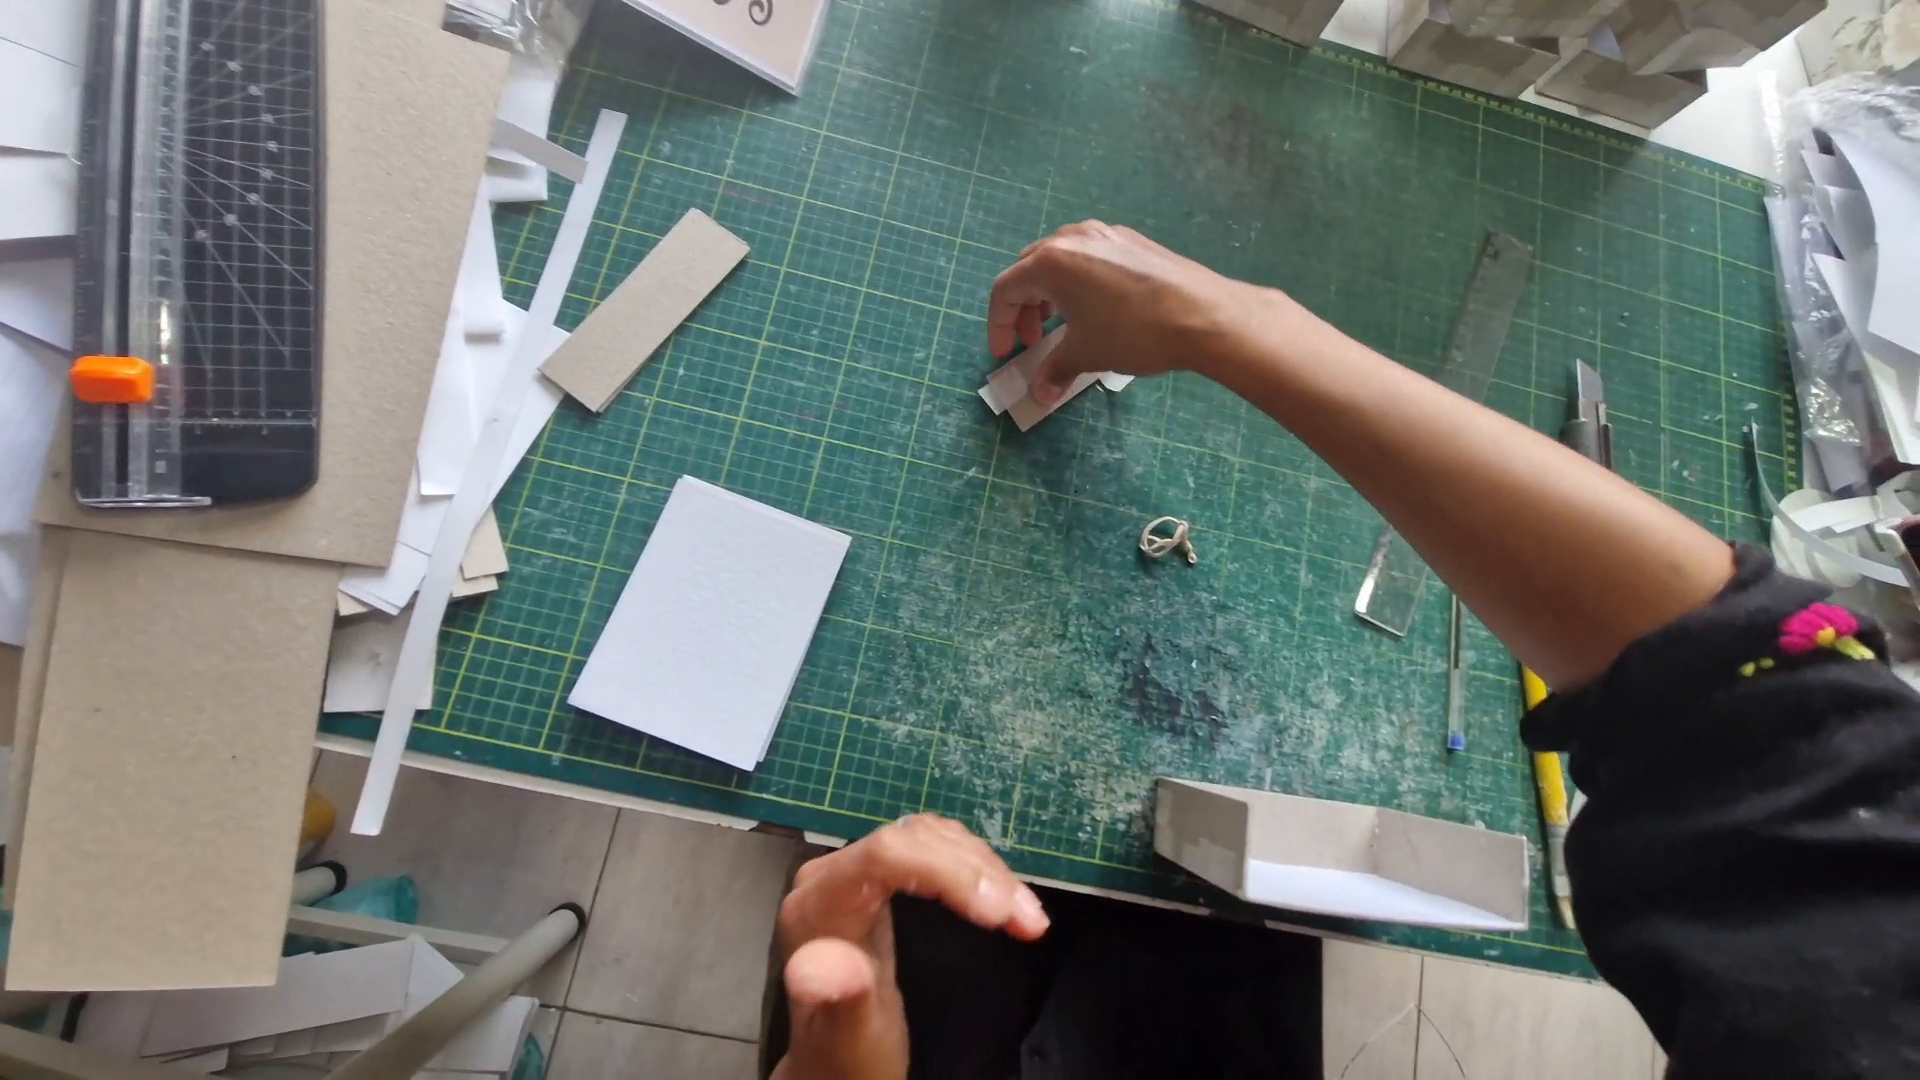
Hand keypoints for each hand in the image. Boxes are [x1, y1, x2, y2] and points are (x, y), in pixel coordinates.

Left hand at [771, 814, 1049, 1079]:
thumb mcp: (847, 1039)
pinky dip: (976, 867)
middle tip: (1028, 919)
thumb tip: (819, 966)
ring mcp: (858, 868)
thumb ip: (836, 998)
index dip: (946, 872)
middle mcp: (833, 872)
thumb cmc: (845, 1058)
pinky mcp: (881, 872)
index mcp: (817, 904)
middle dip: (977, 872)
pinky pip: (934, 846)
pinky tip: (1005, 896)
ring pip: (931, 836)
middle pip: (913, 839)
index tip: (1000, 913)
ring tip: (1027, 914)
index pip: (884, 856)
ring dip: (985, 869)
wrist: (840, 1063)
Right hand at [988, 220, 1272, 404]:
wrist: (1203, 315)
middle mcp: (1073, 238)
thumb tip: (1040, 394)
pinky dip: (1078, 284)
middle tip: (1033, 341)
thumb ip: (1054, 370)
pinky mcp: (1132, 241)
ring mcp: (1105, 235)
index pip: (1006, 290)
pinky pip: (1089, 259)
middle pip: (1030, 270)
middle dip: (1024, 309)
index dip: (998, 326)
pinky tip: (1096, 310)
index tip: (1005, 355)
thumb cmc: (1132, 333)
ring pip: (1060, 261)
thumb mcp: (1086, 354)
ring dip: (1050, 294)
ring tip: (1062, 325)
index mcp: (1051, 262)